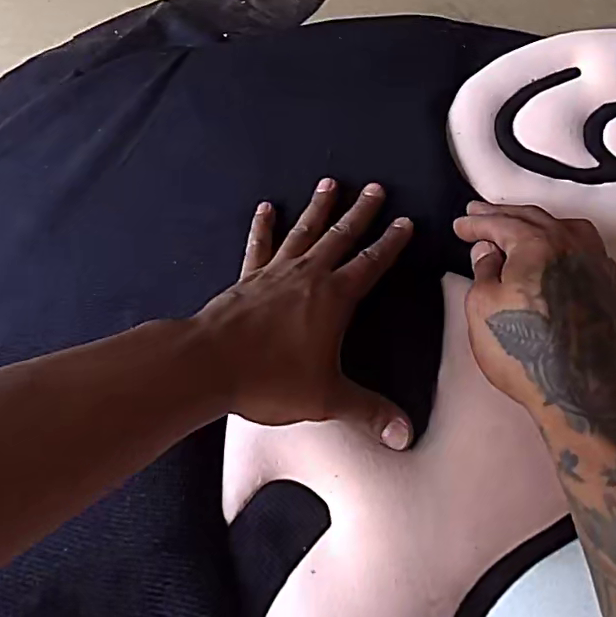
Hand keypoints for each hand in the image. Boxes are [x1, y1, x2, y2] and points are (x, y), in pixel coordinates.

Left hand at [191, 178, 415, 448]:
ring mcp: (275, 273)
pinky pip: (260, 245)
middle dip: (361, 212)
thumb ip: (368, 411)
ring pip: (304, 231)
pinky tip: (266, 208)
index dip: (390, 243)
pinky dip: (263, 226)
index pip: (370, 264)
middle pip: (341, 236)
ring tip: (330, 183)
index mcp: (333, 298)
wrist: (210, 365)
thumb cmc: (269, 378)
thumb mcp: (326, 398)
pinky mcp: (247, 278)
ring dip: (319, 207)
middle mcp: (307, 276)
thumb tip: (405, 434)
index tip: (404, 222)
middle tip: (375, 188)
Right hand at [452, 202, 615, 422]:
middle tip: (480, 214)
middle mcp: (572, 247)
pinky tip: (555, 249)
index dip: (477, 223)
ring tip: (517, 225)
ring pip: (564, 227)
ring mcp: (596, 266)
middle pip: (533, 218)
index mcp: (539, 244)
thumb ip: (483, 270)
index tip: (463, 225)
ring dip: (536, 223)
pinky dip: (563, 239)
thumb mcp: (482, 306)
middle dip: (503, 215)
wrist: (577, 393)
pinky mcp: (607, 288)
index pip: (501, 223)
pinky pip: (585, 247)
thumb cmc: (528, 353)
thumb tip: (488, 253)